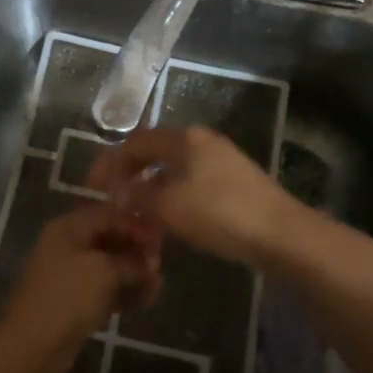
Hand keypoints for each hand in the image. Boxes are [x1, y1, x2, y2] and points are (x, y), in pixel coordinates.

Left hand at [0, 204, 163, 351]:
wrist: (33, 345)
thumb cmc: (68, 297)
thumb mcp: (104, 272)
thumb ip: (131, 262)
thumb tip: (150, 264)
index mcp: (68, 229)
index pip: (108, 215)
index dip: (136, 226)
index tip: (160, 242)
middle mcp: (68, 247)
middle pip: (109, 240)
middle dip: (136, 252)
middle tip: (159, 267)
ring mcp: (70, 276)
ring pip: (109, 268)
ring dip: (133, 275)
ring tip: (156, 288)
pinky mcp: (74, 302)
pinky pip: (104, 290)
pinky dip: (123, 293)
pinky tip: (144, 301)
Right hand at [86, 126, 309, 267]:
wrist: (280, 234)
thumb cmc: (218, 213)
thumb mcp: (168, 206)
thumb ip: (137, 196)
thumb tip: (118, 192)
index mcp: (184, 138)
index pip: (135, 141)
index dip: (110, 162)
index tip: (92, 185)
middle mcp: (202, 142)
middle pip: (155, 153)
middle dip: (130, 175)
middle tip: (113, 199)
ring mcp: (222, 161)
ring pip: (174, 171)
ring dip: (152, 189)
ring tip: (137, 215)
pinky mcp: (235, 183)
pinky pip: (192, 184)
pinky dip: (173, 198)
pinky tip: (169, 222)